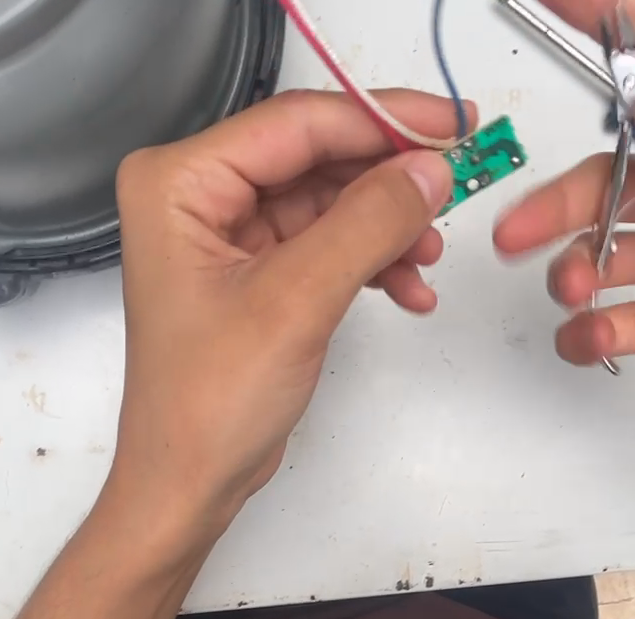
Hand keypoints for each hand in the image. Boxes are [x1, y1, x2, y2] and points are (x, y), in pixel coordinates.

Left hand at [107, 89, 464, 530]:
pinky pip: (328, 248)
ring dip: (386, 229)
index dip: (381, 121)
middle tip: (454, 185)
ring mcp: (231, 241)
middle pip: (317, 161)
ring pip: (330, 206)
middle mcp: (200, 201)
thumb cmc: (206, 407)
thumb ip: (366, 226)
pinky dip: (371, 265)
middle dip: (388, 181)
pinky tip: (409, 290)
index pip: (298, 125)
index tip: (450, 128)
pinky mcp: (260, 279)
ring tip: (429, 258)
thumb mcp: (295, 304)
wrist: (192, 482)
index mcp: (180, 184)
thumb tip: (427, 171)